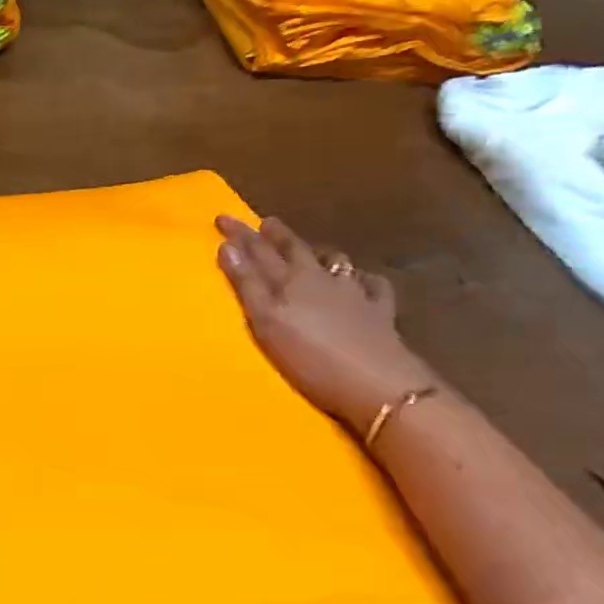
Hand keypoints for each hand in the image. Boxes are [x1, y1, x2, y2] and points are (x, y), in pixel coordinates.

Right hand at [214, 215, 437, 423]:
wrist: (379, 387)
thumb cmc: (313, 359)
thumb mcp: (267, 324)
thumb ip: (248, 285)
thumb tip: (227, 247)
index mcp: (290, 280)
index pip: (258, 250)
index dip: (240, 233)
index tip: (223, 217)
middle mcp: (321, 278)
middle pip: (296, 249)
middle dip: (277, 235)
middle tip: (266, 222)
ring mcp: (354, 293)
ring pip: (335, 262)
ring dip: (320, 252)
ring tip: (313, 250)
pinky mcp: (380, 313)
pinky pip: (373, 287)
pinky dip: (365, 280)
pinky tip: (364, 281)